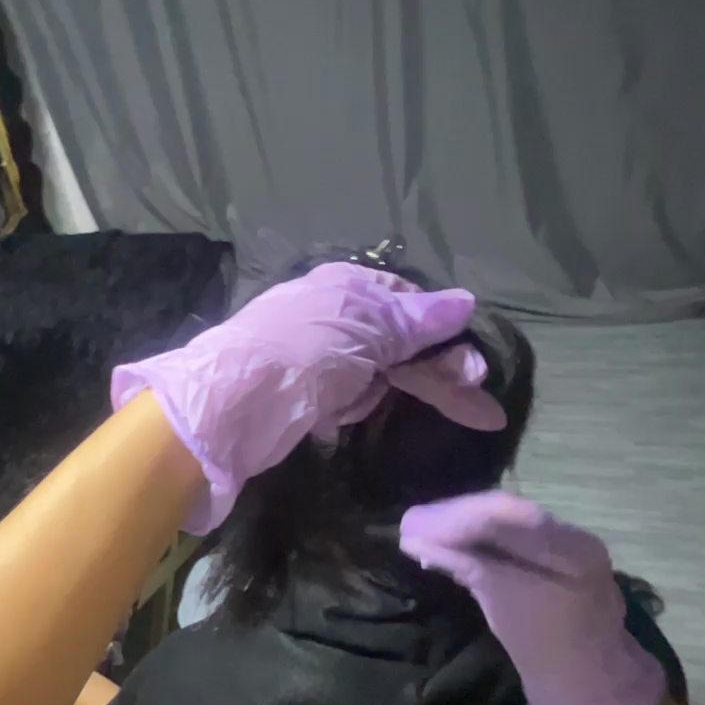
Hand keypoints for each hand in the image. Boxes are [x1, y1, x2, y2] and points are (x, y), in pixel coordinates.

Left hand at [113, 262, 476, 532]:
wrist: (224, 405)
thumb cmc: (301, 353)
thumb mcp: (366, 327)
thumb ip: (415, 320)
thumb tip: (466, 301)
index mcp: (346, 285)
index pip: (410, 303)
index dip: (443, 337)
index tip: (473, 373)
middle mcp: (329, 314)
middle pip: (397, 343)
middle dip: (433, 375)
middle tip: (480, 412)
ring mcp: (310, 355)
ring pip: (371, 376)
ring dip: (375, 395)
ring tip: (346, 405)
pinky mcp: (295, 393)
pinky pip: (341, 399)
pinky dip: (344, 410)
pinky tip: (327, 419)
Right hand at [396, 492, 666, 704]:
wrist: (588, 682)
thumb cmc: (549, 649)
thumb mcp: (504, 606)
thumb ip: (464, 566)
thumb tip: (412, 540)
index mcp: (571, 547)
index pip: (507, 514)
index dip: (455, 516)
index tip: (413, 527)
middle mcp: (567, 535)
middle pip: (501, 510)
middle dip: (450, 516)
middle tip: (408, 524)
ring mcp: (557, 545)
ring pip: (498, 520)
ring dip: (455, 524)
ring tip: (417, 533)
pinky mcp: (543, 557)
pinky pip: (501, 536)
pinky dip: (467, 537)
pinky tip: (441, 545)